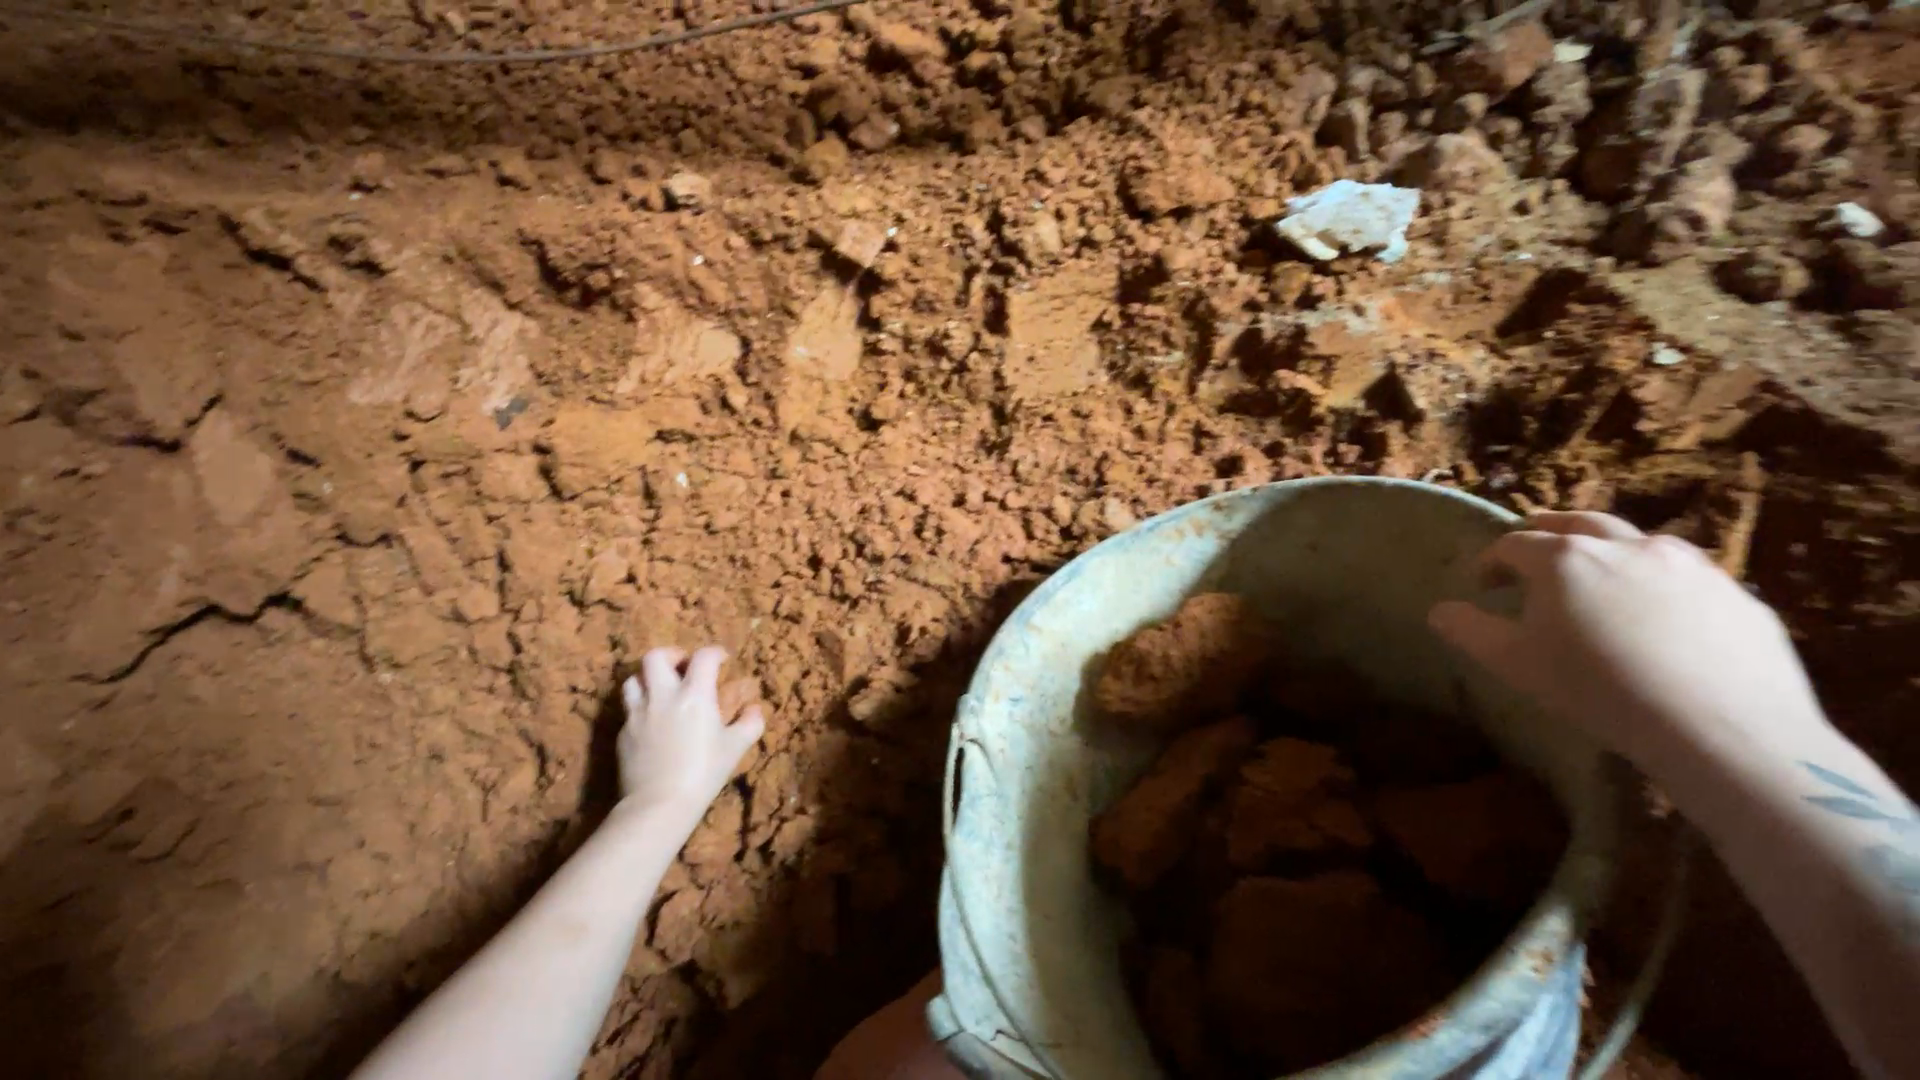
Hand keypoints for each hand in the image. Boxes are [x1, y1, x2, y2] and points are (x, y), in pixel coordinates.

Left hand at [618, 646, 765, 814]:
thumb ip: (750, 723)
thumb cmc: (704, 772)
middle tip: (683, 667)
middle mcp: (663, 696)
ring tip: (662, 690)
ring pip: (633, 679)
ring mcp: (638, 713)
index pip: (703, 657)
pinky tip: (652, 722)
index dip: (715, 653)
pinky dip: (641, 707)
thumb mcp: (736, 748)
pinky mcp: (623, 732)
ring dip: (648, 679)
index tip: (722, 660)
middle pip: (655, 656)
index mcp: (694, 695)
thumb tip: (755, 709)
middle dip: (671, 655)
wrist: (659, 805)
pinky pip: (629, 709)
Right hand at [1428, 511, 1829, 770]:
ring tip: (1599, 586)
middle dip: (1547, 533)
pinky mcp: (1736, 593)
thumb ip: (1468, 630)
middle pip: (1577, 522)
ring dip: (1607, 554)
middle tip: (1533, 559)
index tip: (1483, 587)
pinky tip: (1659, 623)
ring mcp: (1689, 565)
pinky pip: (1684, 578)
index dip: (1490, 563)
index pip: (1513, 544)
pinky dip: (1658, 586)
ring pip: (1636, 543)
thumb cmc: (1596, 690)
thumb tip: (1439, 610)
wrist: (1720, 730)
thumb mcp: (1513, 663)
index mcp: (1565, 558)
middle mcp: (1625, 545)